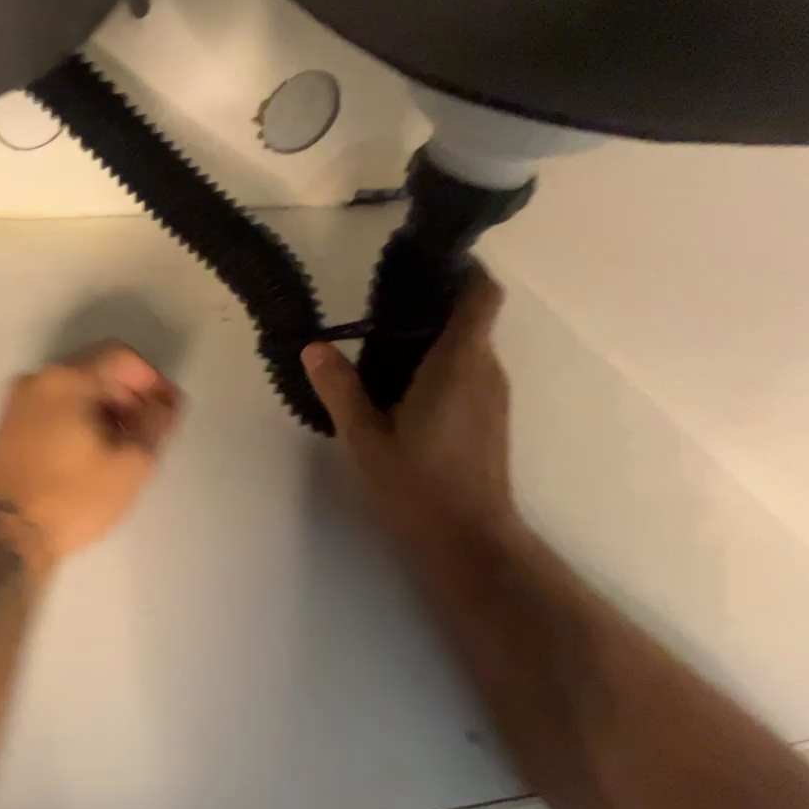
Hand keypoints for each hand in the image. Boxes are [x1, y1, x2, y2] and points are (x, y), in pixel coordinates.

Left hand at [0, 341, 181, 562]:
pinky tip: (93, 449)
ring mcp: (16, 401)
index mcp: (66, 379)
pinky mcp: (7, 426)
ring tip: (124, 443)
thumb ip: (157, 422)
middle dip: (129, 395)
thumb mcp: (132, 463)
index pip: (122, 358)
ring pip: (73, 389)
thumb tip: (164, 403)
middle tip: (150, 429)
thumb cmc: (73, 499)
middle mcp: (35, 379)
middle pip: (95, 369)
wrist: (9, 536)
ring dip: (104, 407)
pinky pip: (52, 406)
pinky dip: (78, 417)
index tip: (168, 410)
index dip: (153, 380)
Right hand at [300, 267, 514, 552]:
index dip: (459, 270)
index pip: (479, 293)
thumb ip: (340, 388)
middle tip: (375, 318)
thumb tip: (315, 347)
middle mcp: (485, 369)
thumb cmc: (417, 485)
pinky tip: (400, 398)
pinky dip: (439, 370)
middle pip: (469, 318)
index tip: (419, 269)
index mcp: (457, 363)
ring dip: (431, 343)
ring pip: (467, 348)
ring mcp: (493, 396)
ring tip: (380, 360)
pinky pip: (467, 375)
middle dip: (428, 309)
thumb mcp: (365, 437)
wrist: (468, 539)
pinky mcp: (490, 419)